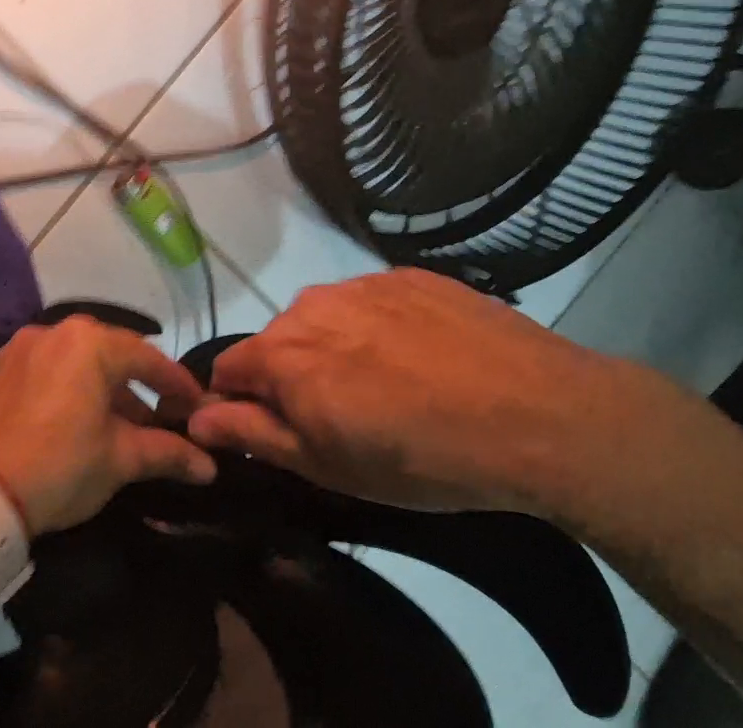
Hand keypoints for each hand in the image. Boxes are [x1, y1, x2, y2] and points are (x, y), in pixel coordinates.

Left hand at [0, 317, 217, 535]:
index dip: (177, 385)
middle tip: (157, 420)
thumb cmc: (61, 466)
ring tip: (114, 428)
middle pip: (107, 354)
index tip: (197, 409)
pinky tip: (68, 423)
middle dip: (135, 387)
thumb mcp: (120, 460)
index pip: (147, 358)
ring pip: (70, 362)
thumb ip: (167, 452)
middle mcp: (51, 332)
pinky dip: (61, 390)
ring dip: (97, 389)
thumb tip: (207, 465)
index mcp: (88, 343)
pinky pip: (39, 372)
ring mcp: (16, 348)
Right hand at [187, 269, 641, 513]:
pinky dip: (380, 329)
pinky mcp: (411, 277)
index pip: (226, 369)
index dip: (239, 402)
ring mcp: (363, 285)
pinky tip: (423, 360)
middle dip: (292, 375)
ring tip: (390, 386)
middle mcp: (309, 307)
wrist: (548, 419)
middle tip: (344, 417)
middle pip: (276, 342)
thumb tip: (195, 416)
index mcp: (281, 354)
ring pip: (324, 319)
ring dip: (335, 348)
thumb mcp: (328, 465)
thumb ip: (253, 433)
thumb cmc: (424, 458)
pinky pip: (371, 303)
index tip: (275, 430)